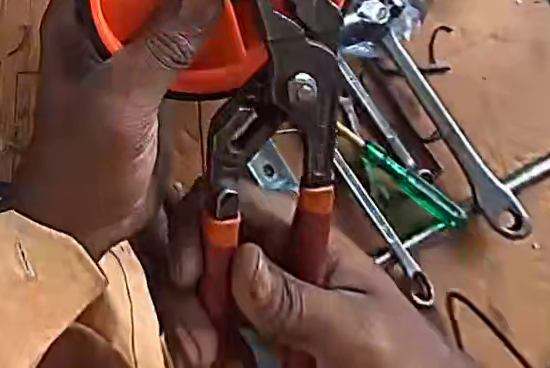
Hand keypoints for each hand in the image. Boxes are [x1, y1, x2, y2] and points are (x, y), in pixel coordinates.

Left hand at [2, 0, 221, 256]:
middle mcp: (92, 30)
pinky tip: (228, 26)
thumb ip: (163, 46)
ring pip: (156, 17)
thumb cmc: (83, 157)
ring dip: (188, 5)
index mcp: (71, 21)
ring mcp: (119, 57)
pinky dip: (196, 38)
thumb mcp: (122, 96)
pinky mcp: (144, 82)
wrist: (83, 223)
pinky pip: (172, 48)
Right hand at [139, 183, 470, 367]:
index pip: (229, 199)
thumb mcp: (364, 336)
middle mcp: (265, 254)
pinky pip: (203, 328)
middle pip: (198, 239)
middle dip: (185, 284)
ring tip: (205, 360)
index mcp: (295, 231)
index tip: (187, 274)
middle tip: (197, 342)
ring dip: (187, 319)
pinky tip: (216, 363)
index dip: (198, 224)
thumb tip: (240, 260)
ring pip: (192, 284)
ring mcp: (254, 295)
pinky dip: (199, 347)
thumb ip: (302, 300)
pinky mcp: (247, 334)